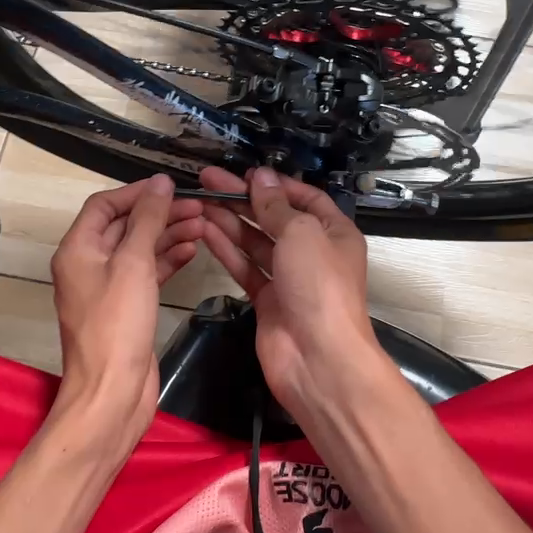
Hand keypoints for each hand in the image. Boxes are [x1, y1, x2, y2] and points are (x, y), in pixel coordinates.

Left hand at [50, 175, 209, 439]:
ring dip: (168, 235)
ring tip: (203, 226)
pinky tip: (193, 251)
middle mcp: (89, 264)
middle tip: (198, 207)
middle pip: (125, 225)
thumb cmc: (117, 325)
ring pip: (139, 248)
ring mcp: (108, 287)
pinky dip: (168, 260)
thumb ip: (148, 220)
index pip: (105, 205)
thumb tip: (160, 183)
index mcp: (78, 249)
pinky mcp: (127, 307)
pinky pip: (147, 272)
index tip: (172, 188)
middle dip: (160, 214)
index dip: (137, 193)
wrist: (112, 393)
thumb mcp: (134, 263)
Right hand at [192, 166, 387, 420]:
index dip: (275, 185)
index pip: (304, 197)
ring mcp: (288, 277)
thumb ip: (276, 206)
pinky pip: (245, 267)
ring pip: (255, 242)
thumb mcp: (301, 233)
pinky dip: (226, 249)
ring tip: (199, 201)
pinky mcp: (267, 300)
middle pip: (274, 217)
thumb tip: (261, 177)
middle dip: (243, 199)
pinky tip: (204, 230)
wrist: (319, 358)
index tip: (245, 174)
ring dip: (229, 221)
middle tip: (208, 180)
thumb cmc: (319, 286)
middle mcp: (313, 251)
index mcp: (334, 232)